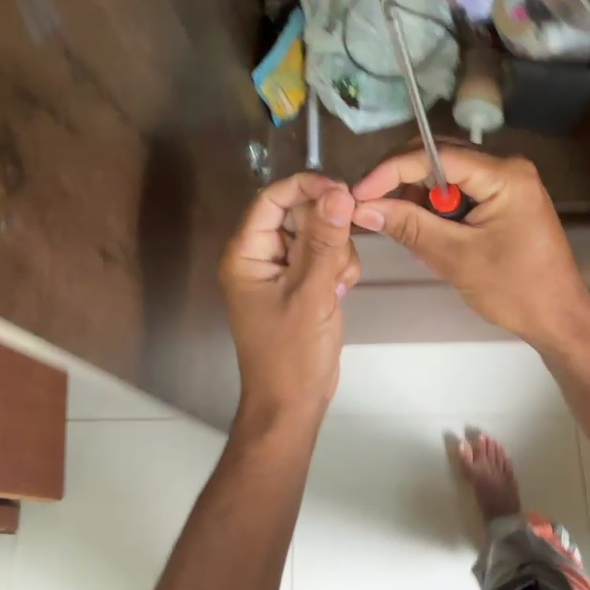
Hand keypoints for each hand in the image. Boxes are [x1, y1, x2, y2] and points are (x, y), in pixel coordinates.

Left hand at [219, 173, 361, 428]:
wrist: (293, 403)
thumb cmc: (292, 353)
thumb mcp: (312, 293)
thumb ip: (326, 241)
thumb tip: (339, 193)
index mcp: (246, 253)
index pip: (271, 199)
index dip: (305, 187)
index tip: (342, 190)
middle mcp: (260, 255)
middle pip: (298, 213)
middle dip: (327, 229)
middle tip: (342, 254)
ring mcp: (281, 270)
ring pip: (318, 232)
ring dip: (337, 251)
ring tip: (338, 285)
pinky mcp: (301, 283)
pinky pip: (325, 255)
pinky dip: (338, 267)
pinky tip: (341, 292)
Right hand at [351, 148, 589, 347]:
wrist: (558, 317)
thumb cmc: (514, 289)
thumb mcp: (455, 258)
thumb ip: (409, 226)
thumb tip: (362, 207)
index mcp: (504, 174)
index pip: (435, 156)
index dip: (392, 170)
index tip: (359, 192)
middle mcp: (505, 166)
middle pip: (437, 157)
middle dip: (401, 181)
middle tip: (372, 208)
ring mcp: (505, 181)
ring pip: (443, 174)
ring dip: (417, 198)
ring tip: (406, 232)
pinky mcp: (501, 198)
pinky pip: (457, 190)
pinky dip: (435, 209)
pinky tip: (428, 235)